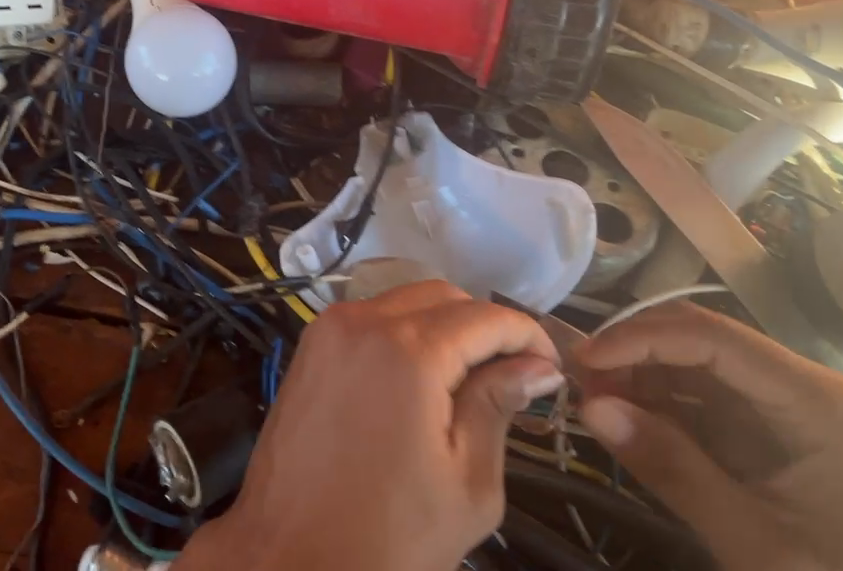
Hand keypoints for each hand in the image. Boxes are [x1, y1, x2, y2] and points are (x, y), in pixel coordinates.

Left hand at [174, 281, 562, 570]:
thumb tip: (538, 366)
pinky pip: (369, 319)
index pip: (484, 317)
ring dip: (443, 327)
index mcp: (407, 350)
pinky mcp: (309, 346)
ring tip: (472, 383)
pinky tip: (422, 382)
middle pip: (441, 297)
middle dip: (485, 327)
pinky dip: (403, 334)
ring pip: (402, 301)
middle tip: (515, 378)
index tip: (552, 371)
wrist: (290, 551)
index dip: (527, 336)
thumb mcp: (467, 480)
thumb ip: (498, 406)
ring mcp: (328, 329)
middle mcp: (362, 320)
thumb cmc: (390, 533)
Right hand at [574, 302, 842, 570]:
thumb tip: (588, 407)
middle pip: (707, 345)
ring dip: (644, 380)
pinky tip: (632, 423)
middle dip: (636, 356)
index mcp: (824, 406)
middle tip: (578, 384)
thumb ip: (673, 470)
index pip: (714, 337)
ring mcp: (802, 416)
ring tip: (595, 405)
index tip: (580, 361)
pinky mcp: (787, 442)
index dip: (639, 338)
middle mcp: (815, 394)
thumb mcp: (758, 545)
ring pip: (703, 371)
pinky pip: (714, 405)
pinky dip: (665, 409)